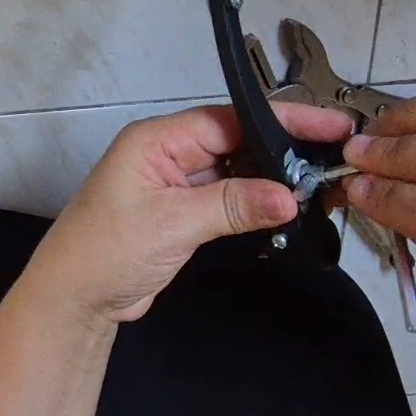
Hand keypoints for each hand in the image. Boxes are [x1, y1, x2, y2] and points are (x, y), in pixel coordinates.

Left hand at [20, 103, 354, 327]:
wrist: (77, 297)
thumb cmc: (109, 249)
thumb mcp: (173, 223)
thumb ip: (231, 204)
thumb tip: (289, 195)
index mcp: (156, 140)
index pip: (227, 119)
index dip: (280, 121)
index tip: (329, 125)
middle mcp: (167, 153)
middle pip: (234, 140)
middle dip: (283, 147)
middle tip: (337, 155)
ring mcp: (174, 182)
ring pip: (233, 168)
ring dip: (272, 176)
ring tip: (324, 182)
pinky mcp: (181, 212)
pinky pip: (226, 196)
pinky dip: (255, 200)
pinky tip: (289, 207)